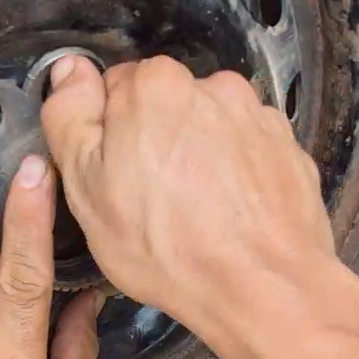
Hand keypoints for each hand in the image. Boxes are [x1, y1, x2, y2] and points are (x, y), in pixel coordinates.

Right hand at [40, 55, 337, 352]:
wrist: (265, 289)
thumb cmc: (168, 248)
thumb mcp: (88, 190)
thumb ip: (70, 118)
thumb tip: (69, 70)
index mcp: (156, 85)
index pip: (115, 91)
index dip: (109, 138)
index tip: (115, 180)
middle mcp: (214, 86)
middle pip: (168, 108)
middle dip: (158, 145)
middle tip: (156, 206)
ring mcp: (258, 118)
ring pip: (212, 131)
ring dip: (202, 160)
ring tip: (200, 218)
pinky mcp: (290, 150)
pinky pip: (249, 155)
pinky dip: (239, 178)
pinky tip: (233, 219)